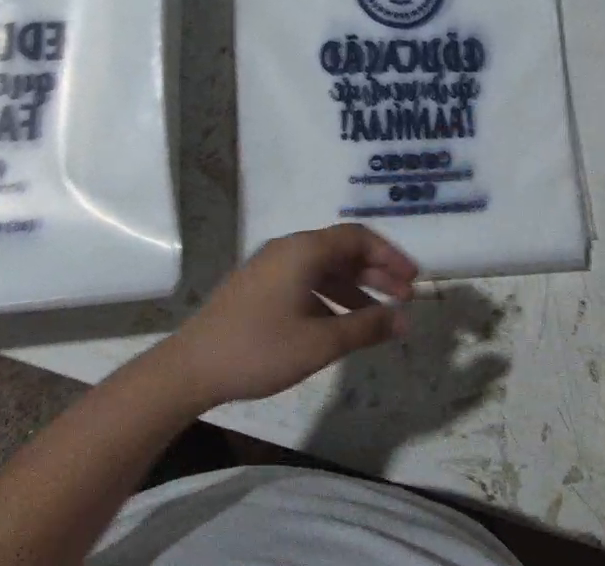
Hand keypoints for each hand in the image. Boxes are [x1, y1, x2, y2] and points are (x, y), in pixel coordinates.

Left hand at [155, 224, 419, 407]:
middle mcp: (288, 249)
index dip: (390, 256)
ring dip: (355, 287)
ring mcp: (270, 267)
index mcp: (304, 250)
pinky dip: (331, 296)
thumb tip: (405, 319)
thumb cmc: (260, 349)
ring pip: (324, 268)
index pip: (358, 237)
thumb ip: (366, 327)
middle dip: (377, 272)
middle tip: (404, 298)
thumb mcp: (320, 342)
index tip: (413, 280)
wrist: (191, 368)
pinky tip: (340, 325)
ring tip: (378, 317)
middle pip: (342, 250)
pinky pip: (306, 280)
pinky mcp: (259, 287)